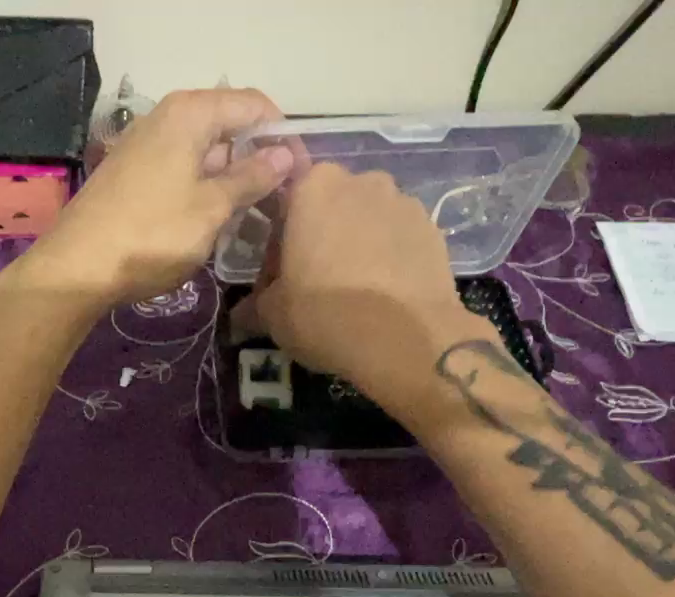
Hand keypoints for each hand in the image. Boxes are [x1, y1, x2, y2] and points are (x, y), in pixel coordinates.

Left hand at [10, 89, 293, 309]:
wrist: (76, 269)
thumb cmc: (151, 235)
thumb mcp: (211, 209)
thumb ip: (251, 178)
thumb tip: (284, 154)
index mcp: (190, 113)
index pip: (254, 106)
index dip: (282, 138)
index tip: (299, 177)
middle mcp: (165, 118)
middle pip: (226, 128)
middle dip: (255, 162)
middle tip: (276, 205)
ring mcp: (143, 148)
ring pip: (201, 156)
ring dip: (227, 183)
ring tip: (246, 222)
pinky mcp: (129, 178)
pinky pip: (178, 175)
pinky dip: (199, 194)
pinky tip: (207, 227)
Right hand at [243, 164, 492, 394]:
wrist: (404, 338)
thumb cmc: (323, 313)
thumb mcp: (272, 315)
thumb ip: (256, 304)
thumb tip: (241, 314)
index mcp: (313, 187)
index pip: (282, 209)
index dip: (276, 250)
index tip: (277, 283)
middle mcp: (361, 180)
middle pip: (328, 210)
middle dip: (318, 241)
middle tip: (311, 287)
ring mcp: (402, 201)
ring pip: (365, 222)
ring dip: (354, 248)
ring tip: (351, 294)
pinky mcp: (433, 228)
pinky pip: (396, 240)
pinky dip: (385, 260)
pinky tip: (379, 297)